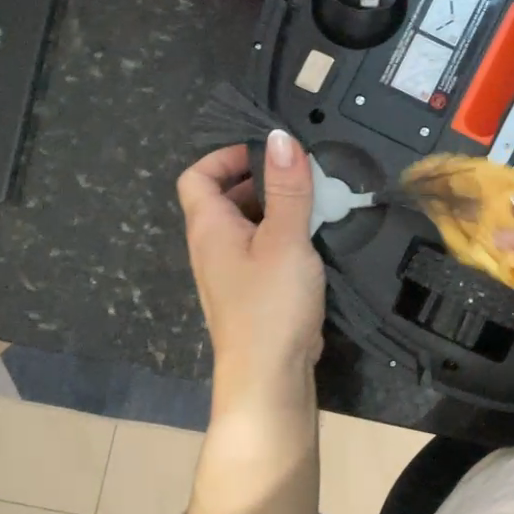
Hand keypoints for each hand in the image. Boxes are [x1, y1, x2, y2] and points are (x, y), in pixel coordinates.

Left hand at [178, 132, 325, 394]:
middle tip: (303, 178)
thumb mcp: (286, 239)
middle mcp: (212, 248)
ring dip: (278, 213)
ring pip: (249, 228)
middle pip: (224, 199)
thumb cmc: (271, 303)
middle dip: (262, 182)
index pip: (197, 176)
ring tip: (316, 207)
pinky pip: (263, 253)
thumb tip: (280, 138)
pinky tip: (316, 246)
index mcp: (209, 228)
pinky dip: (286, 241)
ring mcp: (231, 275)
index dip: (225, 157)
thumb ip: (288, 189)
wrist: (268, 375)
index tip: (267, 154)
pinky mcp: (253, 295)